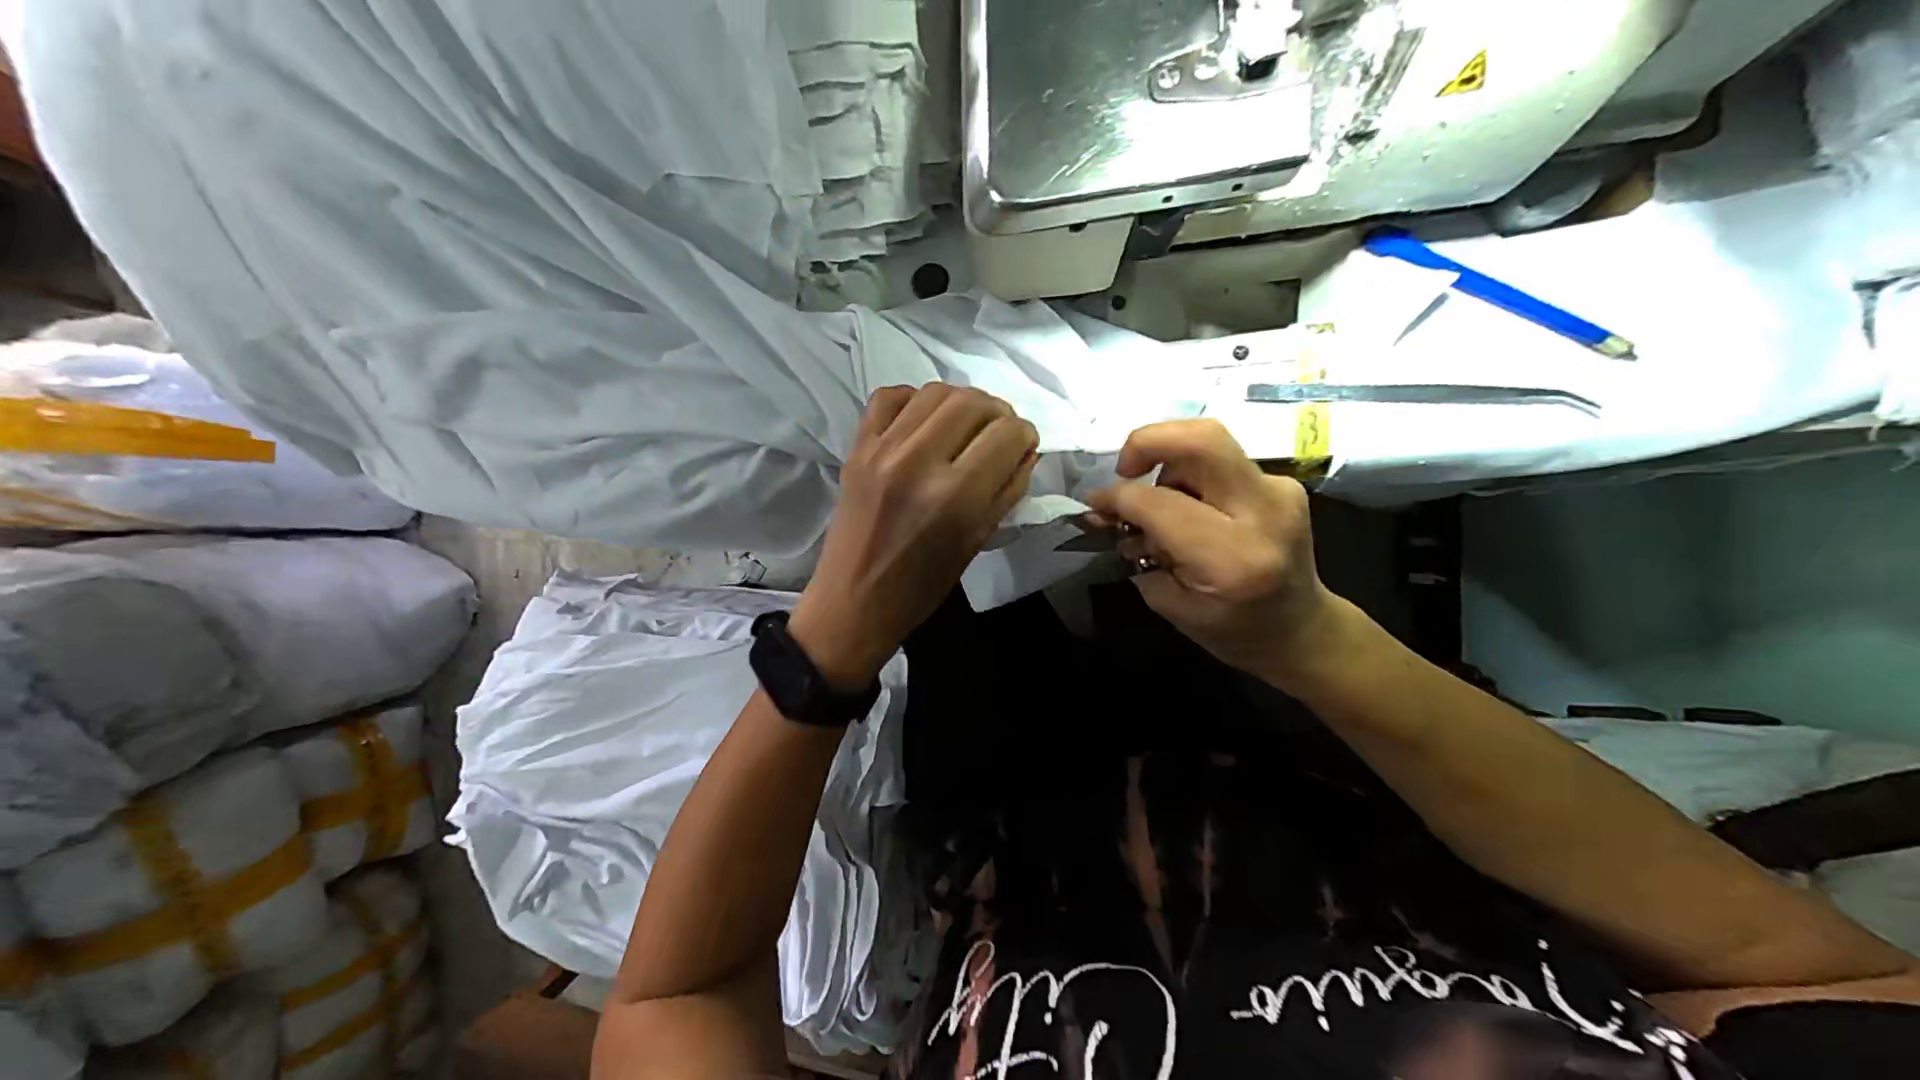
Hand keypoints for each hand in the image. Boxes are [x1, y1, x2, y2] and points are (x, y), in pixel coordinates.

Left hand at [791, 384, 1038, 686]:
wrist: (855, 600)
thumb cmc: (923, 584)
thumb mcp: (978, 541)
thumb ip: (1007, 490)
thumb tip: (1024, 449)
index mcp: (956, 496)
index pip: (1007, 433)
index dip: (1025, 435)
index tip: (1022, 446)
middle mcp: (918, 462)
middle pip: (973, 402)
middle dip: (998, 413)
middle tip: (997, 434)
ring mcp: (881, 450)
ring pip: (934, 391)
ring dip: (960, 402)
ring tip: (964, 426)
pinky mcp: (857, 448)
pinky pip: (889, 397)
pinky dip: (913, 400)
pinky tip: (923, 422)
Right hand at [1087, 419, 1338, 687]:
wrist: (1300, 631)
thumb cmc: (1231, 631)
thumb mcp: (1170, 602)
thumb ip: (1136, 553)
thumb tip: (1105, 513)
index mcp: (1233, 558)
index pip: (1160, 504)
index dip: (1118, 498)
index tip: (1096, 503)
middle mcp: (1263, 514)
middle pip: (1203, 440)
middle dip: (1149, 441)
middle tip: (1126, 469)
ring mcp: (1279, 491)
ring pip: (1208, 445)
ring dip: (1170, 467)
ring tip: (1164, 509)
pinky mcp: (1282, 483)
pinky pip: (1222, 462)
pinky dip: (1192, 477)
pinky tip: (1191, 509)